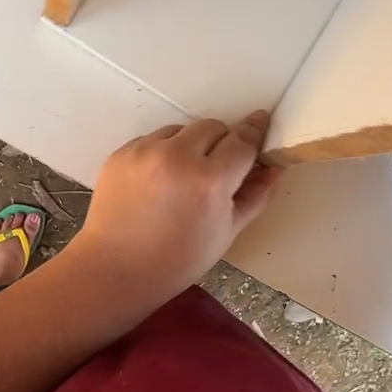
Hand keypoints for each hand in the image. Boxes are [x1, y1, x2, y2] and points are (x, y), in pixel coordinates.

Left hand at [69, 111, 282, 305]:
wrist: (117, 269)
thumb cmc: (177, 260)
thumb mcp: (226, 232)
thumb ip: (255, 195)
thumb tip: (275, 167)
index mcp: (210, 181)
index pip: (242, 140)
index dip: (254, 132)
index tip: (260, 123)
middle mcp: (177, 156)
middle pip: (213, 127)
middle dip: (221, 142)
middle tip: (216, 169)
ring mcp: (145, 151)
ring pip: (181, 130)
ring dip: (190, 145)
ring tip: (182, 178)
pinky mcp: (121, 152)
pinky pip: (153, 139)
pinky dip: (162, 152)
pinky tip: (158, 182)